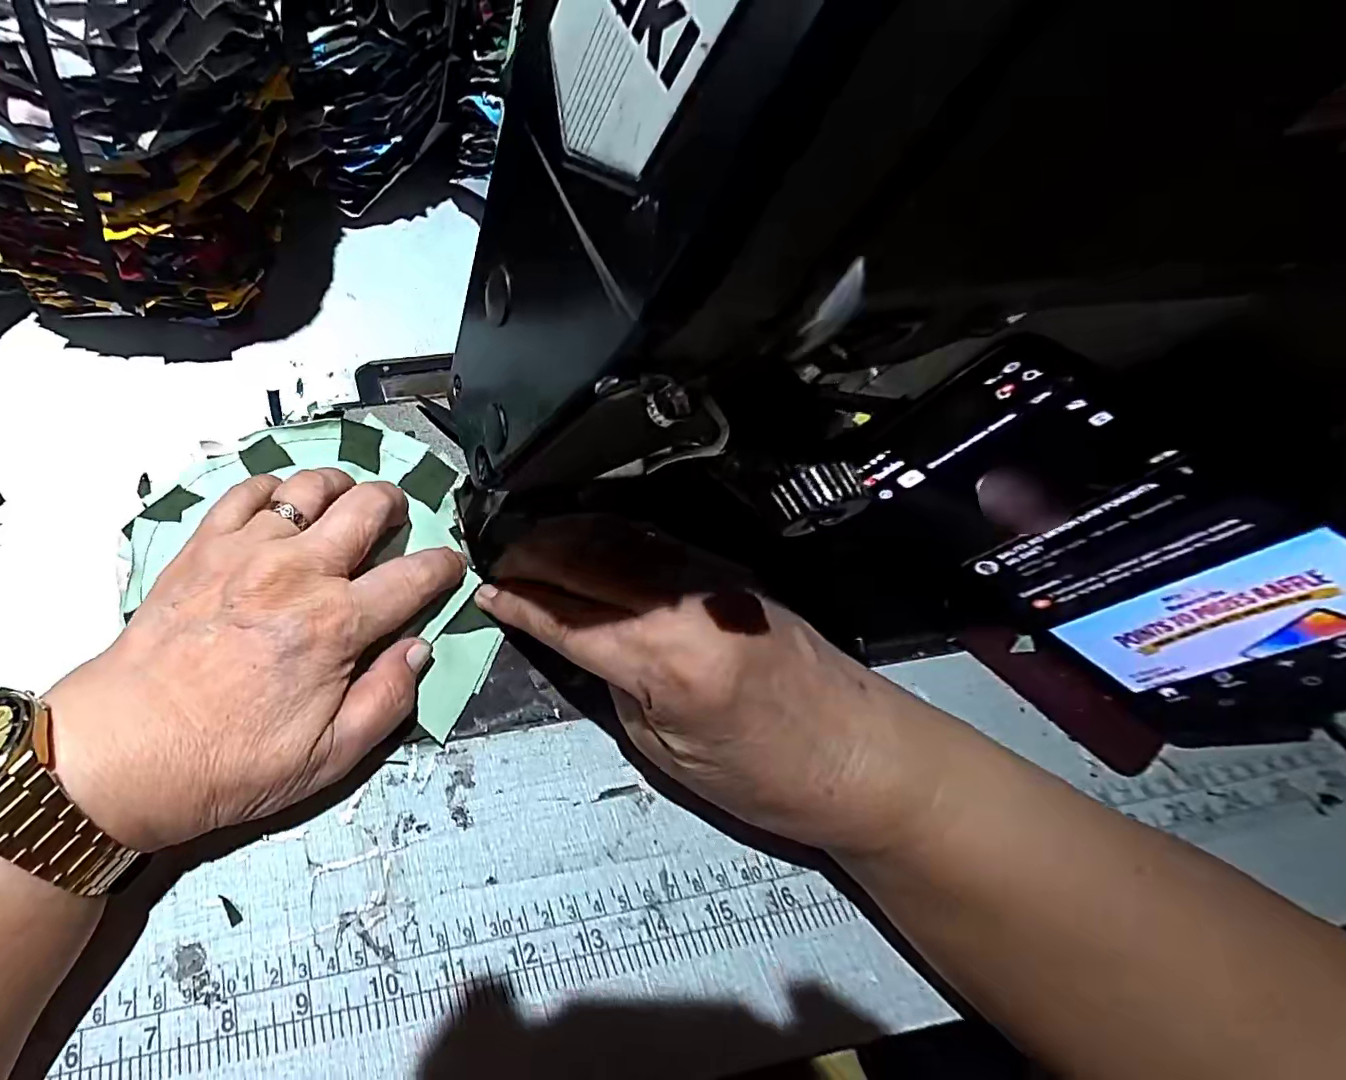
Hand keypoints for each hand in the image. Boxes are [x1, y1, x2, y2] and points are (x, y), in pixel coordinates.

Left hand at [45, 468, 464, 851]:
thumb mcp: (329, 757)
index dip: (444, 566)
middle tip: (396, 520)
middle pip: (368, 507)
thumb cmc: (228, 762)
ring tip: (344, 504)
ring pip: (311, 486)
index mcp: (337, 625)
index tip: (451, 565)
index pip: (414, 577)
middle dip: (395, 505)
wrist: (122, 752)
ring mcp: (247, 551)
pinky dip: (275, 489)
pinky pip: (248, 492)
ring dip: (341, 487)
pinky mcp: (203, 546)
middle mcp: (299, 572)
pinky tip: (280, 509)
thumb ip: (387, 699)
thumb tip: (418, 648)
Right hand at [474, 516, 963, 855]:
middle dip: (531, 554)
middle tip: (495, 560)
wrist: (862, 755)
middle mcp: (682, 603)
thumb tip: (578, 636)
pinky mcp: (726, 570)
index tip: (483, 590)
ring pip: (615, 538)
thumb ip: (614, 680)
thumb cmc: (760, 777)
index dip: (519, 602)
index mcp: (663, 660)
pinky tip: (582, 542)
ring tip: (526, 545)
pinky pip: (648, 542)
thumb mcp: (663, 748)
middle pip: (586, 559)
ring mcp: (708, 578)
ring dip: (562, 535)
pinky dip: (602, 537)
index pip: (568, 616)